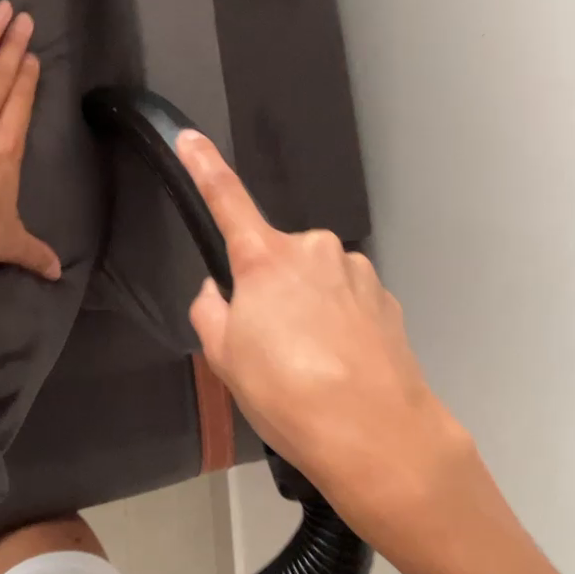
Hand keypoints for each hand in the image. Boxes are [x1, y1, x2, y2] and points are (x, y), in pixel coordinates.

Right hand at [176, 130, 469, 530]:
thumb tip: (220, 292)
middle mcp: (313, 250)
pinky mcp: (385, 297)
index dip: (203, 167)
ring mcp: (356, 271)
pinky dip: (338, 324)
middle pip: (274, 258)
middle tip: (268, 348)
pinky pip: (345, 300)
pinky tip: (342, 366)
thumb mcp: (225, 359)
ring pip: (313, 281)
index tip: (189, 137)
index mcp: (265, 259)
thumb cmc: (288, 395)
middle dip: (267, 290)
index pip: (226, 199)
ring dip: (306, 309)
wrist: (378, 436)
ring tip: (310, 367)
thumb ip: (211, 312)